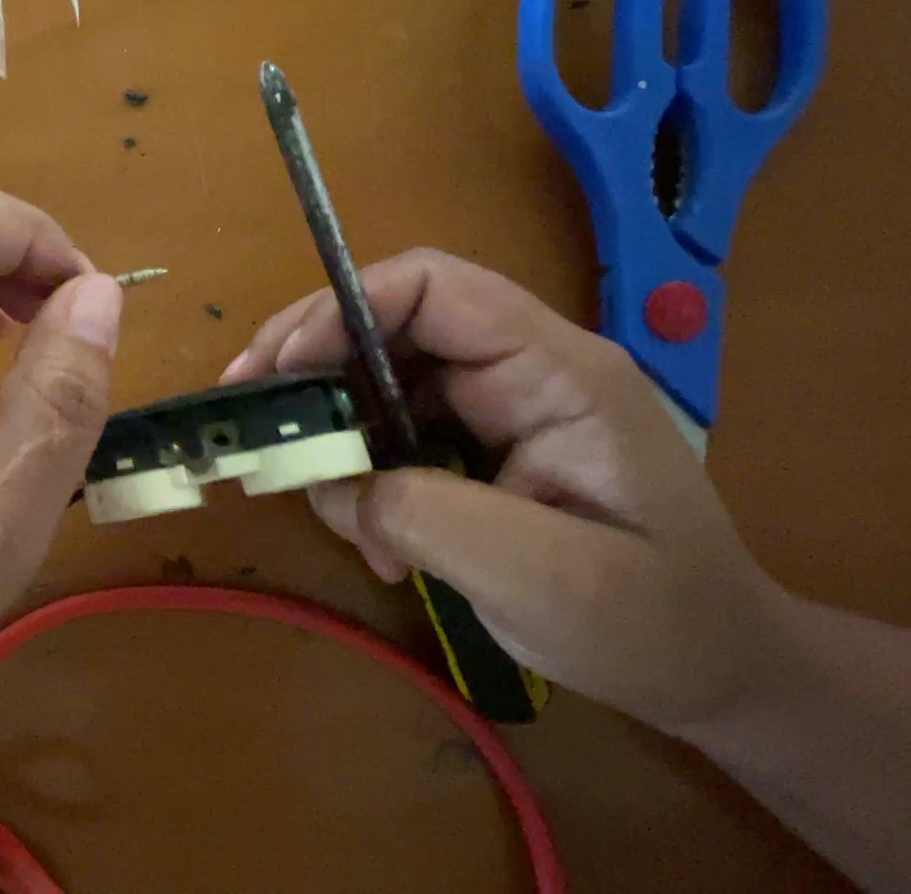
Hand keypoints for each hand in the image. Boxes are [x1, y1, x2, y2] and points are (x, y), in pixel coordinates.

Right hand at [220, 248, 795, 734]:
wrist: (706, 668)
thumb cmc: (650, 622)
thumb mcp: (541, 577)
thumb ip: (425, 515)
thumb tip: (328, 479)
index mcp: (554, 372)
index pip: (432, 286)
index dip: (340, 310)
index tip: (277, 369)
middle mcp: (515, 369)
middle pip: (384, 321)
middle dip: (305, 363)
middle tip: (248, 416)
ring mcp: (489, 405)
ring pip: (370, 379)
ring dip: (328, 436)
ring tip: (327, 507)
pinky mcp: (466, 441)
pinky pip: (381, 431)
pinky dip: (352, 475)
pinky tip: (368, 535)